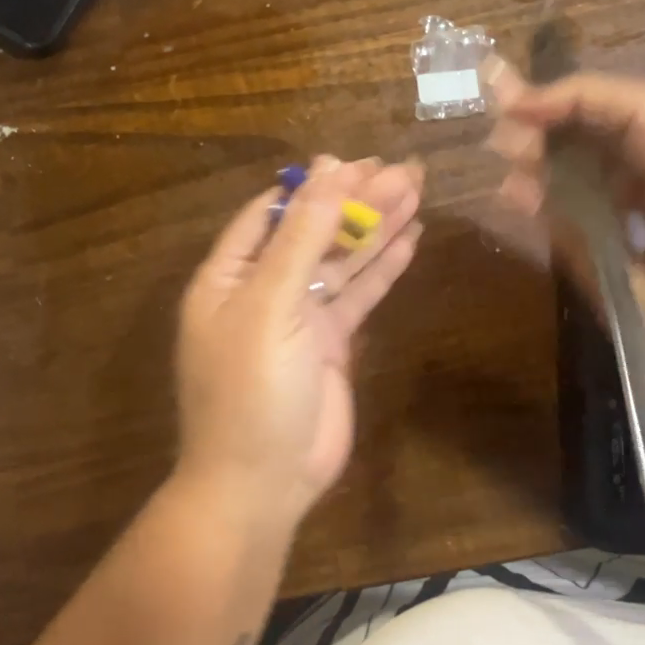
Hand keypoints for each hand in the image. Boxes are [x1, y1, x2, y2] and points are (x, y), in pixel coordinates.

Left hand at [175, 156, 424, 519]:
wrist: (261, 482)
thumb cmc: (251, 391)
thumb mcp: (270, 307)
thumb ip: (300, 239)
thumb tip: (326, 170)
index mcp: (229, 277)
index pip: (272, 213)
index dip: (314, 186)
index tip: (357, 162)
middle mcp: (261, 291)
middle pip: (313, 232)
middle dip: (355, 201)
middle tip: (405, 170)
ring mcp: (298, 319)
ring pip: (341, 261)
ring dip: (375, 227)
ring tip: (416, 189)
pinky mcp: (329, 347)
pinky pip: (357, 296)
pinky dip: (382, 269)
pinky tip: (409, 239)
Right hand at [482, 59, 644, 459]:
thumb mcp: (640, 307)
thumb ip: (577, 241)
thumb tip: (516, 190)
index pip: (633, 108)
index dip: (565, 99)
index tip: (508, 113)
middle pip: (635, 123)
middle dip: (563, 129)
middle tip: (499, 150)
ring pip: (644, 154)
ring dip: (582, 162)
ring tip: (518, 178)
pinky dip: (612, 191)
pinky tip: (567, 205)